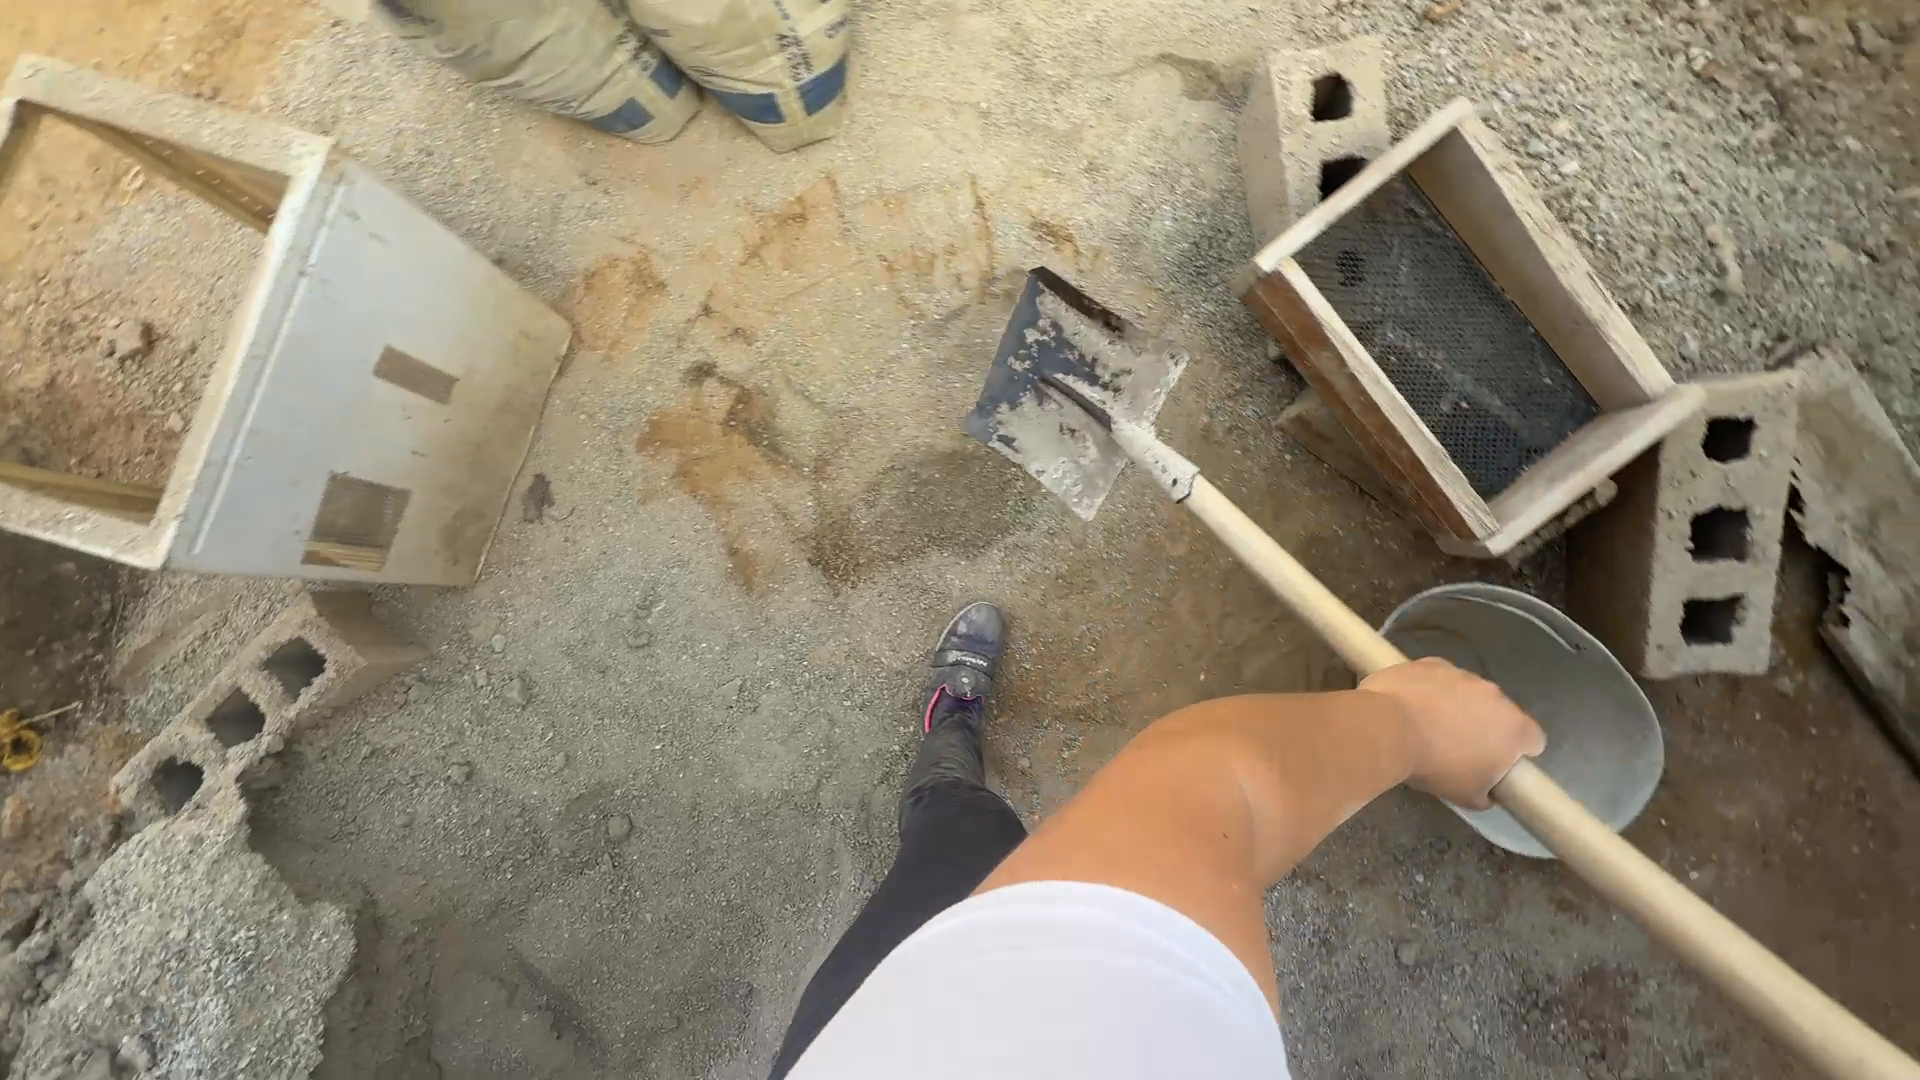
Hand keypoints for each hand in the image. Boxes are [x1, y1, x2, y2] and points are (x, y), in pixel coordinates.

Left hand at [1358, 657, 1545, 809]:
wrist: (1385, 728)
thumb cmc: (1433, 765)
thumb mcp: (1469, 795)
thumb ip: (1488, 793)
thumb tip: (1486, 791)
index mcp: (1515, 727)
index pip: (1533, 740)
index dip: (1517, 752)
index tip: (1496, 761)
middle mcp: (1494, 694)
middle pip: (1498, 711)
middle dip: (1483, 725)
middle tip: (1455, 743)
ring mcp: (1460, 674)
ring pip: (1466, 691)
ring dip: (1454, 703)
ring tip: (1426, 721)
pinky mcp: (1430, 662)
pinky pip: (1436, 677)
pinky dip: (1428, 687)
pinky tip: (1410, 702)